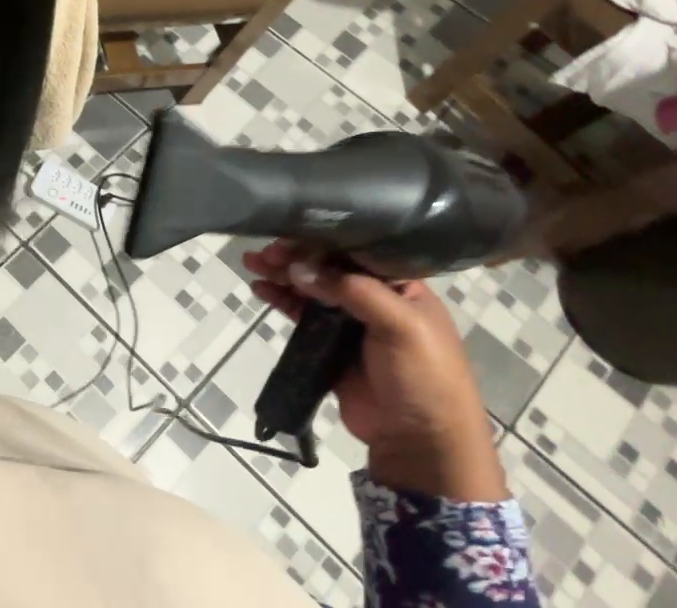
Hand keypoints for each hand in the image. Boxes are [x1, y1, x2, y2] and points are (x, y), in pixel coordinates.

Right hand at [244, 242, 508, 502]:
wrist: (421, 440)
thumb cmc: (424, 376)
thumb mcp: (400, 325)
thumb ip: (351, 291)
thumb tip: (298, 267)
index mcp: (402, 286)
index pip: (356, 250)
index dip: (321, 240)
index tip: (289, 237)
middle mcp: (376, 297)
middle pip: (328, 266)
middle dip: (295, 256)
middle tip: (264, 254)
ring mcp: (351, 321)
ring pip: (311, 287)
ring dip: (282, 275)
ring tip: (251, 264)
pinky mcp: (329, 344)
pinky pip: (301, 313)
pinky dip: (281, 299)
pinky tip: (260, 289)